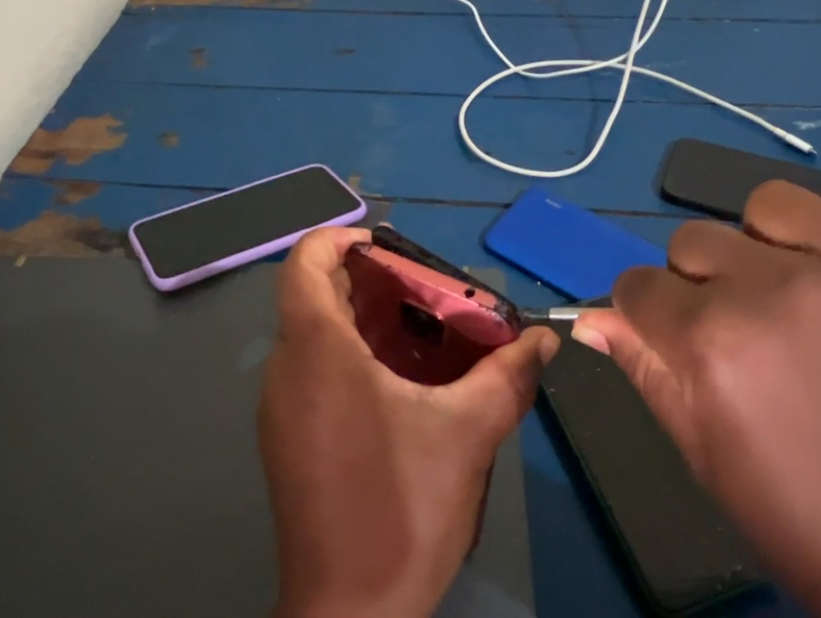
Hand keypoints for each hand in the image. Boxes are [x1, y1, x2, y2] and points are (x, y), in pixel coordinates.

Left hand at [258, 226, 559, 617]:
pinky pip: (307, 373)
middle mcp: (285, 370)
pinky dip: (342, 358)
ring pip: (308, 338)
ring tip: (415, 334)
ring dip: (352, 322)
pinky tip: (394, 387)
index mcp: (316, 351)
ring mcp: (278, 410)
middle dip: (358, 281)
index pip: (303, 262)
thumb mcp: (468, 434)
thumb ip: (508, 377)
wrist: (349, 609)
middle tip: (417, 291)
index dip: (337, 239)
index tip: (385, 246)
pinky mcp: (284, 442)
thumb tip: (543, 341)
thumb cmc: (403, 506)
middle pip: (308, 297)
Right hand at [573, 182, 820, 616]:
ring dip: (775, 243)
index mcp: (713, 342)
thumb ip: (648, 374)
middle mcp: (780, 289)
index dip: (652, 314)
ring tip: (810, 291)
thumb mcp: (712, 462)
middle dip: (705, 281)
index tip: (677, 338)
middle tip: (750, 329)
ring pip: (777, 205)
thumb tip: (595, 319)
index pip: (639, 285)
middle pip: (696, 240)